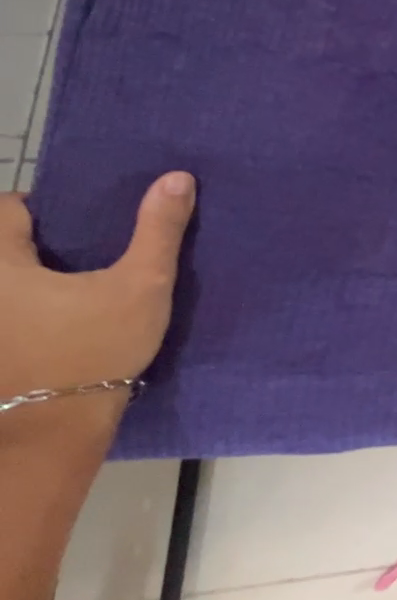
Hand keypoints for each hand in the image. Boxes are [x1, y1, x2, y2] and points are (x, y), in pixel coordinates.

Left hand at [0, 173, 196, 424]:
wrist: (54, 422)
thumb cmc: (96, 344)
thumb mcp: (144, 283)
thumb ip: (158, 230)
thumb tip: (176, 177)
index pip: (5, 211)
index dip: (39, 206)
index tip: (79, 217)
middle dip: (31, 239)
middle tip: (81, 245)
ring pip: (2, 278)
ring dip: (25, 272)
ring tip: (71, 278)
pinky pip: (7, 305)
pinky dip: (24, 301)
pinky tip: (57, 315)